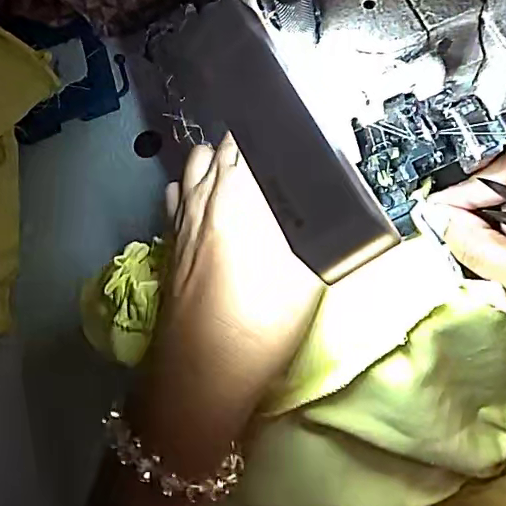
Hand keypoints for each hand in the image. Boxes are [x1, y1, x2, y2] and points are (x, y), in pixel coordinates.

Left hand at [134, 136, 322, 465]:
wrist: (202, 371)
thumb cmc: (262, 322)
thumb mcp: (310, 274)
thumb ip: (321, 231)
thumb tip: (336, 203)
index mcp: (239, 192)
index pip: (249, 138)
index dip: (272, 134)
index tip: (292, 137)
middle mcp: (204, 194)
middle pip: (220, 147)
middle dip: (247, 146)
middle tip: (277, 164)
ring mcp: (180, 216)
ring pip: (194, 165)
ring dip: (216, 163)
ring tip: (243, 180)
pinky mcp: (168, 240)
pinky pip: (177, 194)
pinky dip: (192, 188)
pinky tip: (208, 207)